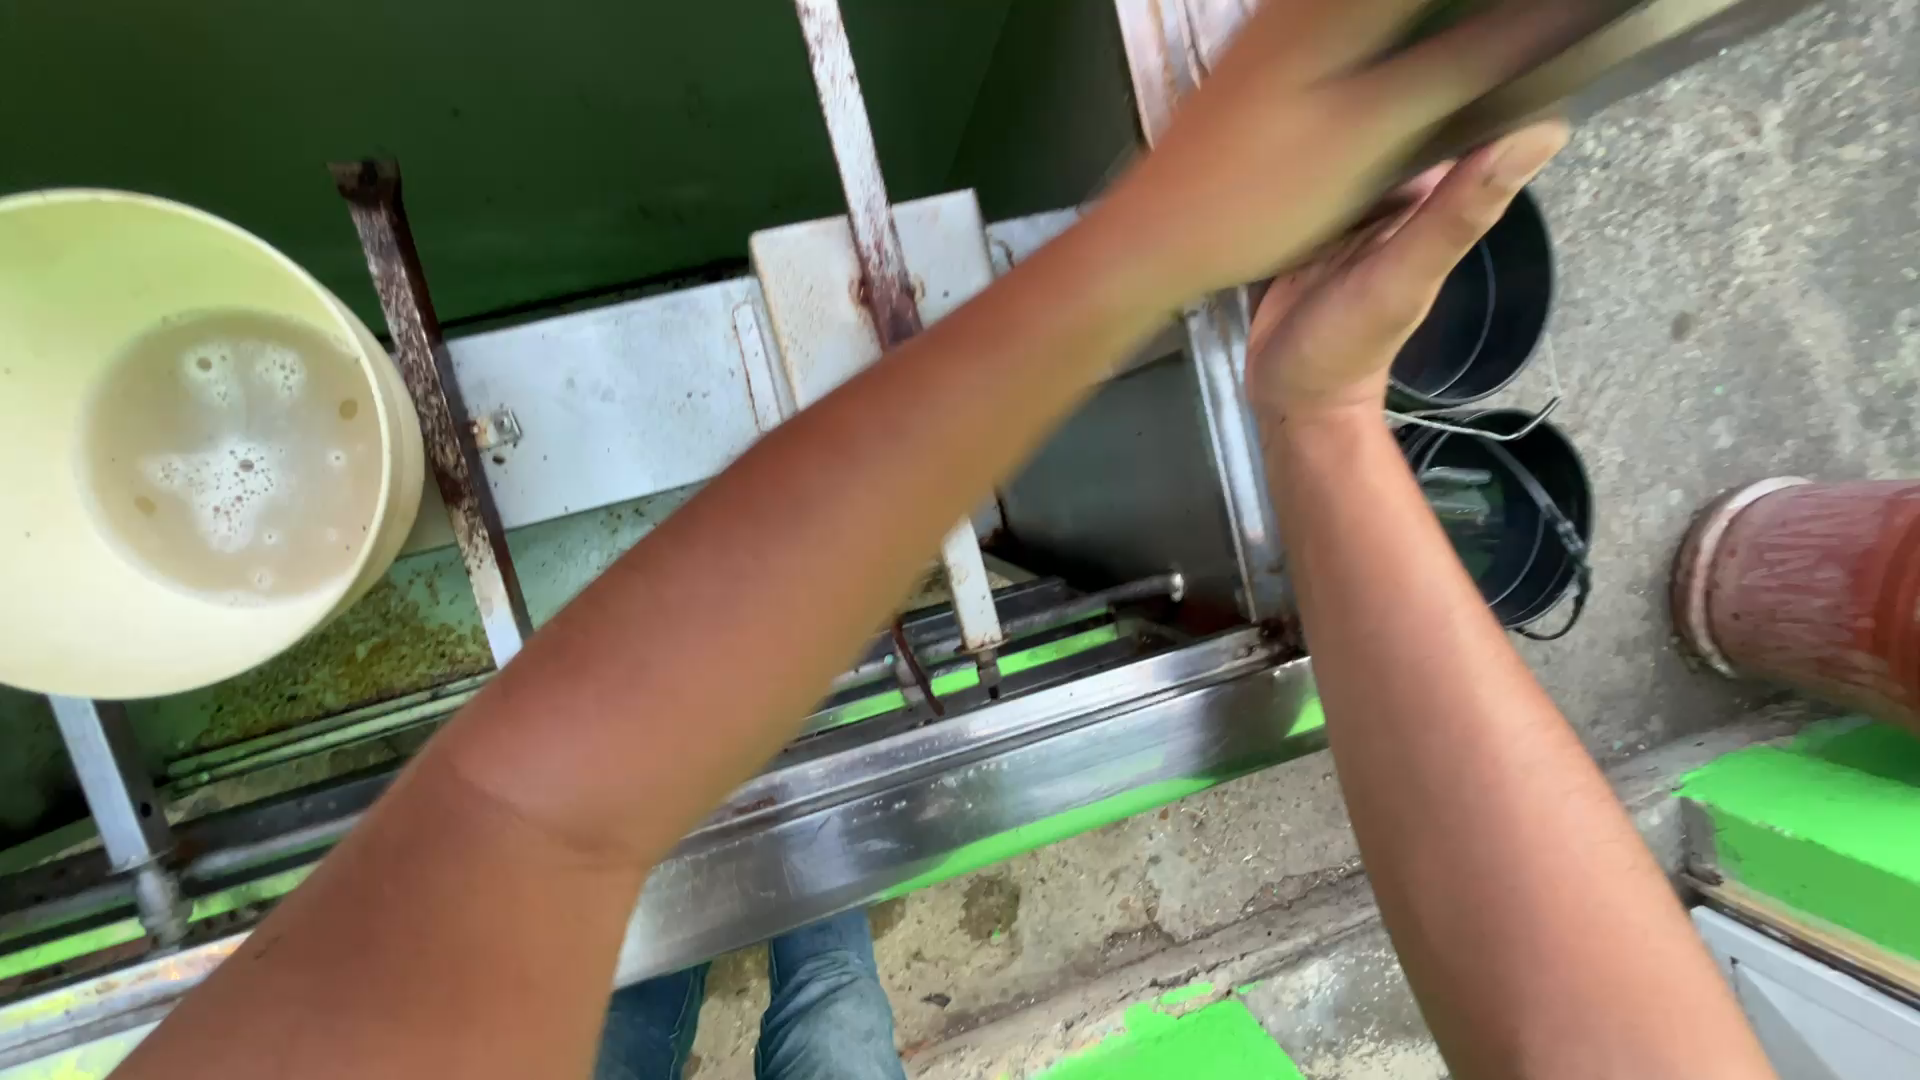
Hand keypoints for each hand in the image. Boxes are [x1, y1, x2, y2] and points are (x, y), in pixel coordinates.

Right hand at [1092, 0, 1581, 307]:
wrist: (1286, 394)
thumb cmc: (1347, 345)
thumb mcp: (1401, 281)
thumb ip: (1456, 215)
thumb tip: (1545, 124)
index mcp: (1432, 192)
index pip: (1465, 107)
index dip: (1471, 55)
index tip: (1449, 3)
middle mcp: (1395, 187)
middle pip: (1403, 111)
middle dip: (1398, 63)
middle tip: (1359, 7)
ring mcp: (1344, 201)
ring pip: (1354, 133)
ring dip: (1346, 94)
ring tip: (1321, 32)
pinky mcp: (1301, 216)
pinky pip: (1309, 166)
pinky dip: (1302, 138)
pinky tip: (1281, 104)